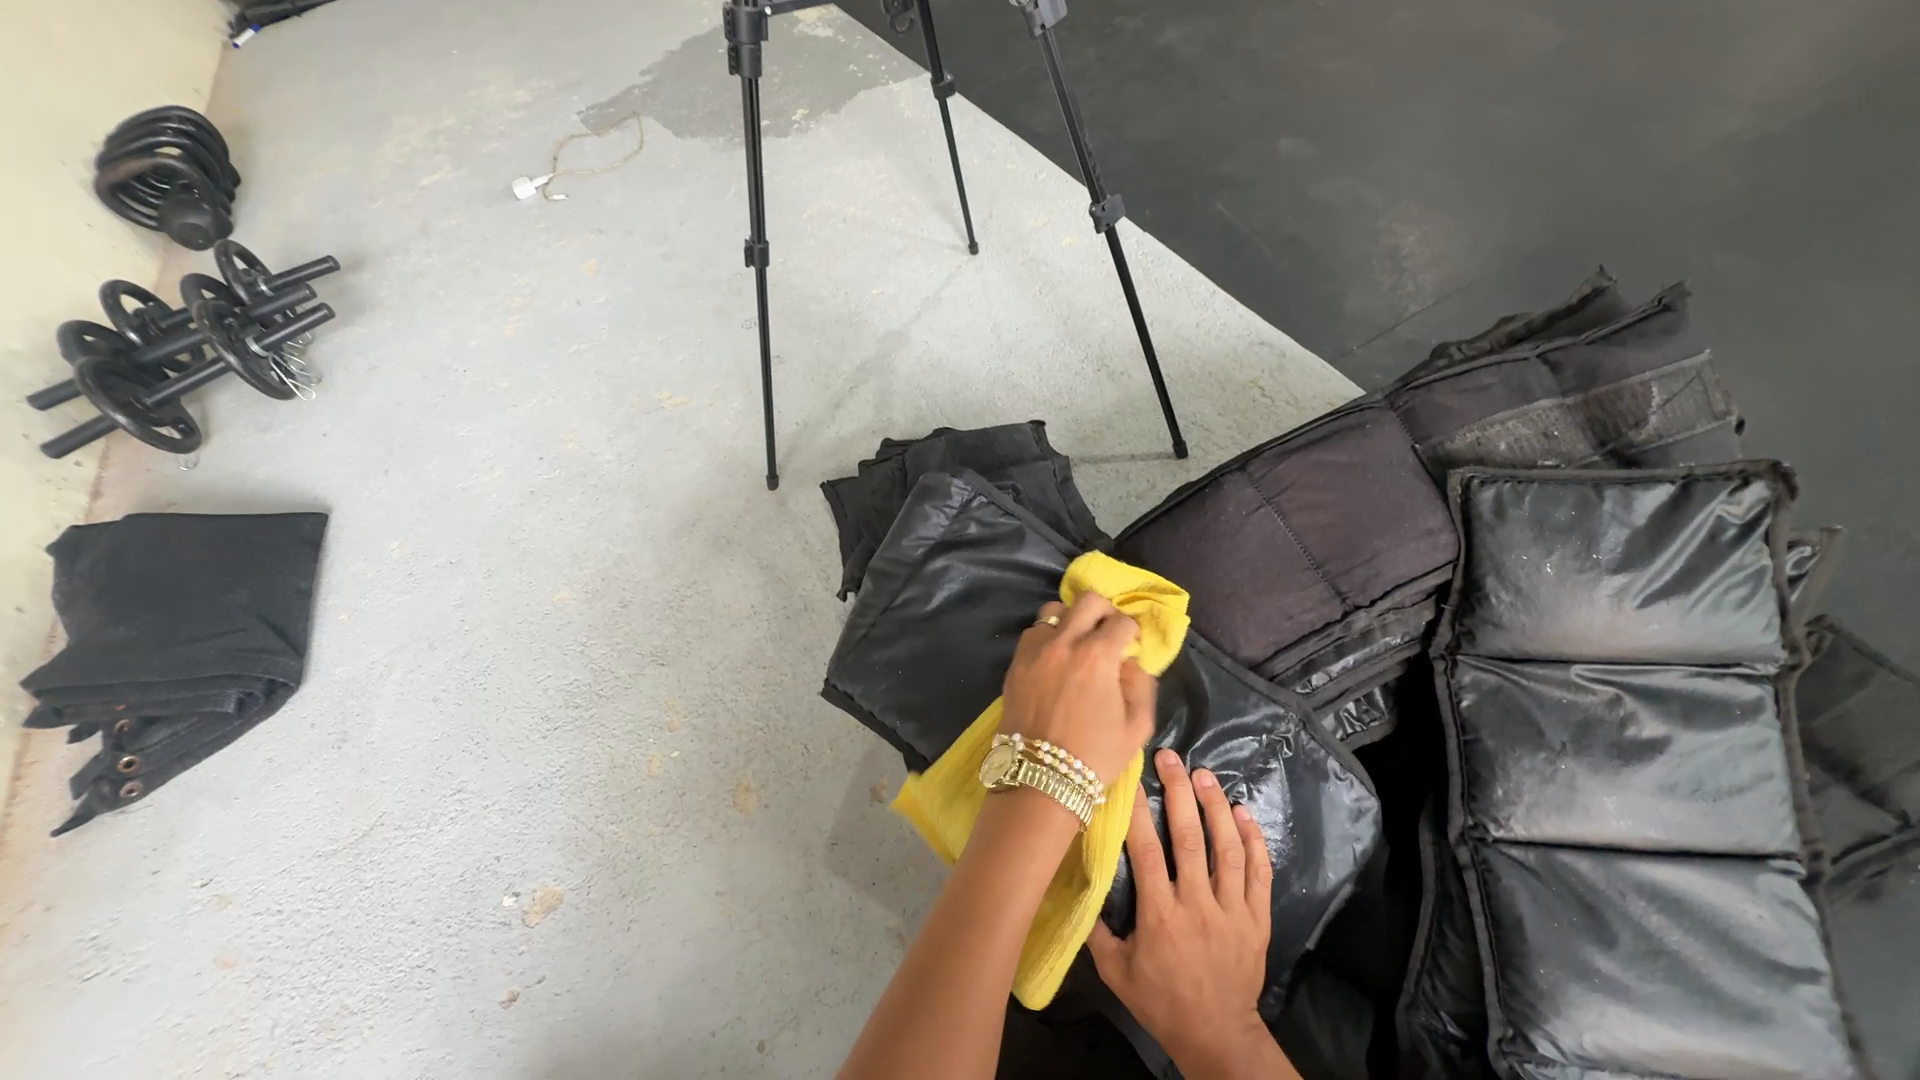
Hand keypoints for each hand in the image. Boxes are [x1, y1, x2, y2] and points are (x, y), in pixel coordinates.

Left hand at [999, 594, 1157, 789]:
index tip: (1132, 646)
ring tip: (1078, 642)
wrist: (1040, 778)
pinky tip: (1055, 658)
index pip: (1122, 621)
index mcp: (1098, 656)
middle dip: (1105, 611)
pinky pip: (1032, 633)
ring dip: (1071, 619)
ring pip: (1054, 610)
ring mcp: (1035, 651)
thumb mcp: (1137, 727)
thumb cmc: (1095, 756)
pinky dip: (1047, 637)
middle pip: (1088, 600)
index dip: (1132, 632)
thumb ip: (1141, 685)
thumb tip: (1131, 662)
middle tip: (1108, 632)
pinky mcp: (1015, 663)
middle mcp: (1064, 643)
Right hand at [1088, 750, 1294, 1079]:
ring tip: (1205, 776)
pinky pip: (1259, 872)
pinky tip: (1243, 813)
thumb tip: (1078, 884)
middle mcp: (1197, 904)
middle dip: (1180, 792)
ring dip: (1216, 807)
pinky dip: (1253, 840)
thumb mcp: (1115, 971)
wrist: (1216, 1034)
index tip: (1131, 778)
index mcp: (1160, 915)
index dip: (1137, 811)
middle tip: (1172, 758)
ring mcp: (1232, 910)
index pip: (1146, 851)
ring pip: (1226, 848)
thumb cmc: (1160, 1001)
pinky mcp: (1257, 919)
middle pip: (1188, 838)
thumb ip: (1096, 928)